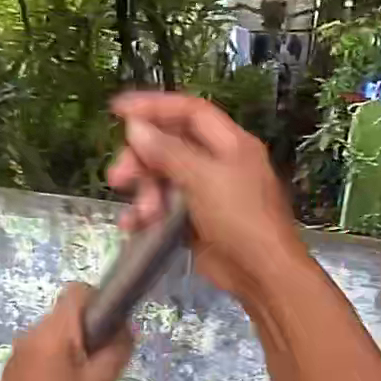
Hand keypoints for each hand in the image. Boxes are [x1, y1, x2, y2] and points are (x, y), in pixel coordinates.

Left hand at [0, 284, 131, 380]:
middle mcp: (31, 333)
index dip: (98, 301)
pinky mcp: (11, 368)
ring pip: (53, 333)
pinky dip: (54, 360)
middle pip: (65, 314)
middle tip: (98, 366)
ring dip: (70, 347)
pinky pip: (39, 350)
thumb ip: (117, 350)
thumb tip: (125, 327)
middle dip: (86, 331)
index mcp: (52, 332)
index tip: (108, 330)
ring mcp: (17, 350)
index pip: (76, 291)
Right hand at [105, 91, 308, 303]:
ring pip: (162, 180)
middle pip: (169, 147)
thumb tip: (135, 128)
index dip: (154, 106)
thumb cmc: (240, 219)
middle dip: (141, 160)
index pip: (189, 112)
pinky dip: (147, 215)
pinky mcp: (194, 222)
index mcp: (229, 144)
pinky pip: (163, 209)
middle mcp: (217, 163)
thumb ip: (167, 152)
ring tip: (141, 213)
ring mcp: (205, 194)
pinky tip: (133, 226)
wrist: (261, 274)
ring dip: (144, 193)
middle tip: (119, 177)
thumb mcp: (203, 179)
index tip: (119, 110)